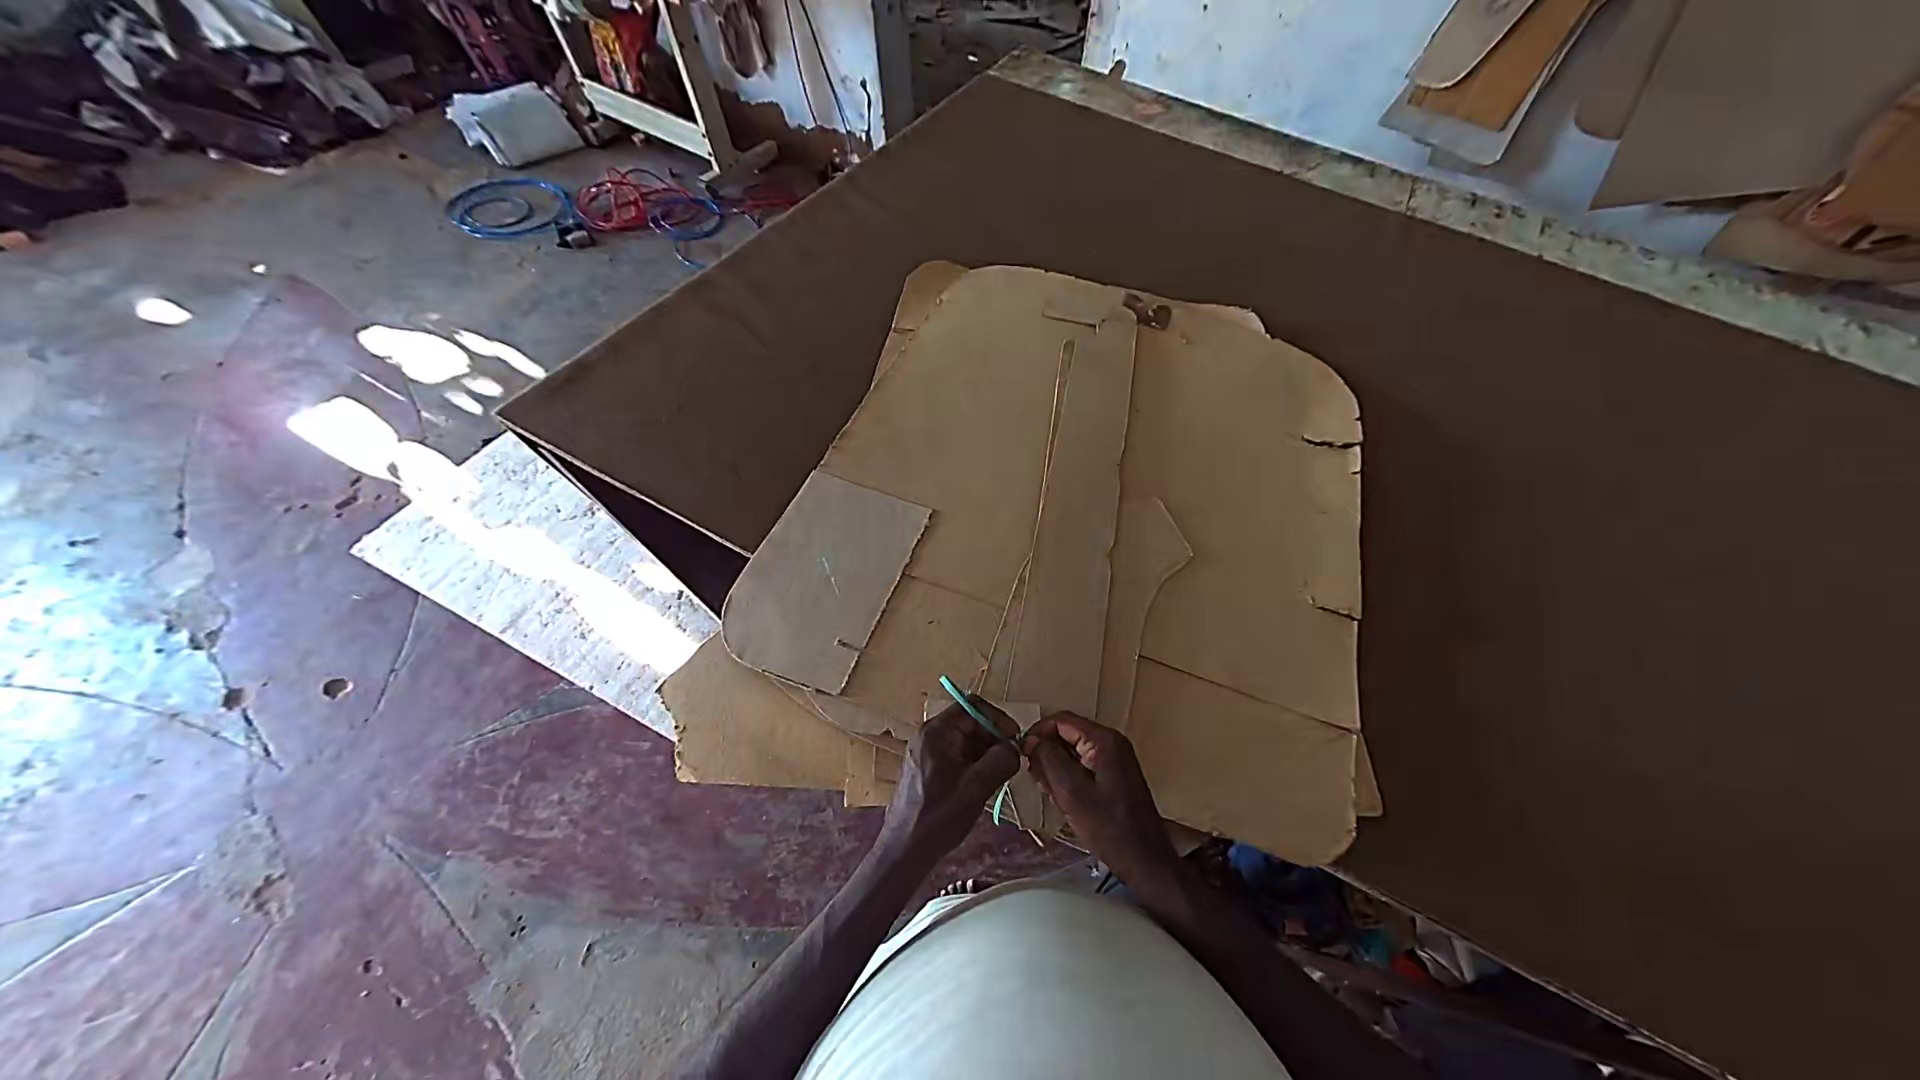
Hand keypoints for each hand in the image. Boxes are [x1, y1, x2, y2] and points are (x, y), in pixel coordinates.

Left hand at [878, 698, 1019, 868]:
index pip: (972, 706)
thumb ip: (1001, 761)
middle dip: (993, 738)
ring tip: (998, 776)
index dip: (997, 719)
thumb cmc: (939, 816)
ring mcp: (926, 752)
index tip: (1015, 739)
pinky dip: (973, 764)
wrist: (905, 850)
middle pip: (969, 722)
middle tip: (1010, 761)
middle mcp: (928, 736)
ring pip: (964, 740)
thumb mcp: (976, 787)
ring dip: (985, 753)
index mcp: (936, 732)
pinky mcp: (927, 768)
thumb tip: (1015, 747)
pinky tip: (982, 784)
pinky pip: (956, 755)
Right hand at [1024, 713, 1181, 890]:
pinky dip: (1069, 775)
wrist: (1144, 860)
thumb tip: (1032, 740)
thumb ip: (1049, 759)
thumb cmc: (1109, 829)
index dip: (1037, 734)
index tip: (1024, 755)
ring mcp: (1115, 757)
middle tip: (1037, 778)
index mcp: (1104, 740)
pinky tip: (1063, 796)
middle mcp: (1112, 742)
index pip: (1060, 720)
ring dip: (1056, 766)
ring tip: (1050, 790)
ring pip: (1073, 749)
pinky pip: (1083, 763)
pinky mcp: (1115, 773)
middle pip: (1067, 733)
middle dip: (1047, 752)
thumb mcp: (1071, 792)